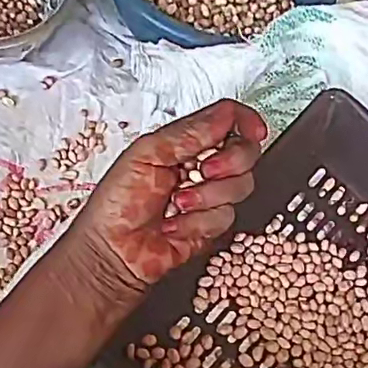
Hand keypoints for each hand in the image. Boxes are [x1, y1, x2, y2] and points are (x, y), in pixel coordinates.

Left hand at [67, 99, 267, 295]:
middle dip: (229, 163)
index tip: (254, 130)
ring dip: (207, 197)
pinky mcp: (212, 226)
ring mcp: (209, 197)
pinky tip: (176, 225)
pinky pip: (226, 217)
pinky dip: (199, 222)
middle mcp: (201, 167)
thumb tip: (224, 116)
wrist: (113, 250)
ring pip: (240, 187)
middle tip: (203, 171)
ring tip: (177, 204)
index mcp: (185, 143)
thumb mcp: (146, 154)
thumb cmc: (117, 204)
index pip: (227, 121)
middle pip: (245, 153)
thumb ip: (188, 134)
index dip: (246, 122)